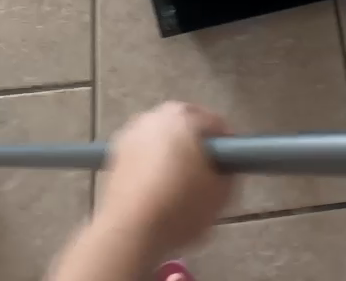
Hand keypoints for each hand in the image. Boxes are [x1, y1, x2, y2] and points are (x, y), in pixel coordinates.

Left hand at [96, 102, 234, 259]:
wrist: (129, 232)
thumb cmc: (180, 209)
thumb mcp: (220, 195)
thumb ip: (230, 173)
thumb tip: (226, 168)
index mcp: (186, 116)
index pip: (217, 125)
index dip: (228, 148)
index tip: (228, 170)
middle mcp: (158, 114)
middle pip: (187, 126)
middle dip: (197, 146)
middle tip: (205, 176)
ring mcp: (133, 130)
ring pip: (163, 137)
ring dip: (172, 153)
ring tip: (178, 186)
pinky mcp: (116, 151)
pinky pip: (144, 152)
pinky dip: (151, 163)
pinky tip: (156, 189)